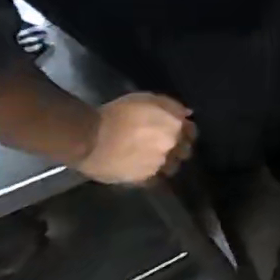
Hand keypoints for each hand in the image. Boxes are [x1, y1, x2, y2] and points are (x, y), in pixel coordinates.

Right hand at [74, 93, 194, 184]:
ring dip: (166, 164)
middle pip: (184, 151)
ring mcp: (159, 164)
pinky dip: (152, 176)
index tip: (176, 132)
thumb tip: (188, 114)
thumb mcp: (144, 99)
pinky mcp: (144, 179)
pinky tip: (143, 170)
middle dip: (177, 148)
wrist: (88, 137)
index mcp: (175, 126)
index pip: (191, 132)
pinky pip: (156, 180)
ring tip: (152, 160)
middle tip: (163, 146)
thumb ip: (171, 106)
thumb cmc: (116, 114)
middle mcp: (172, 146)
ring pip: (172, 167)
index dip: (185, 132)